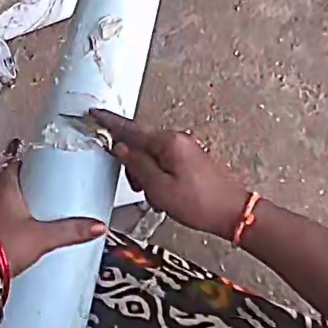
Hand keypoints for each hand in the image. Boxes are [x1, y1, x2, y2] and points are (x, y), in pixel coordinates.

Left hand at [0, 159, 105, 275]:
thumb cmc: (1, 247)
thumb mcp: (44, 237)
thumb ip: (71, 231)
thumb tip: (95, 226)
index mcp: (4, 193)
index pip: (12, 168)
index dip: (24, 165)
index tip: (36, 165)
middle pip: (7, 189)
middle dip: (23, 190)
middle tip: (40, 194)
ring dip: (13, 211)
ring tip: (32, 218)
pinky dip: (5, 229)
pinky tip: (17, 241)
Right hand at [91, 109, 251, 238]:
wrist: (233, 214)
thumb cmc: (200, 203)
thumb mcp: (159, 188)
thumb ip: (136, 165)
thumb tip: (121, 149)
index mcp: (168, 142)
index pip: (130, 129)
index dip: (109, 122)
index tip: (95, 114)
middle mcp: (176, 140)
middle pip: (139, 143)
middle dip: (132, 164)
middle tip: (137, 185)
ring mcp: (184, 148)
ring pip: (150, 154)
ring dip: (145, 174)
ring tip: (155, 195)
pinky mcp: (188, 159)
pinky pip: (162, 161)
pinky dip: (156, 176)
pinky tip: (163, 194)